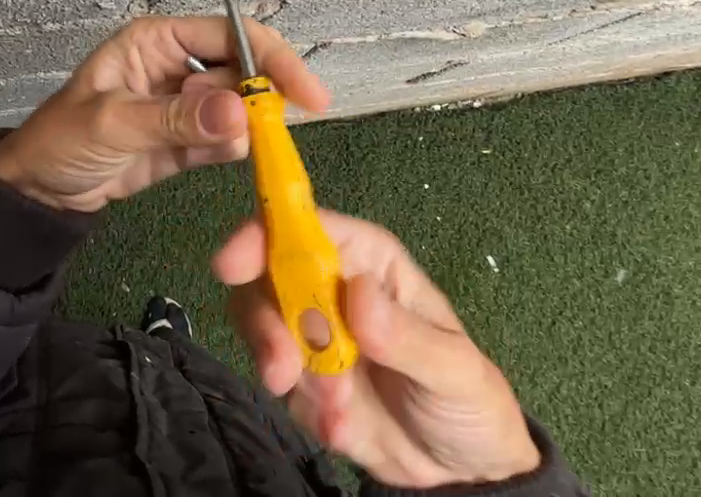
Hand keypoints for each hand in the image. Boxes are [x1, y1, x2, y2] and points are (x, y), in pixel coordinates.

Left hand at [0, 16, 329, 212]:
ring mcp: (185, 104)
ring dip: (243, 129)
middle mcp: (177, 65)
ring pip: (240, 107)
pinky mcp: (189, 140)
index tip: (308, 94)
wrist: (41, 190)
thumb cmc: (61, 140)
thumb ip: (174, 119)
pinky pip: (227, 140)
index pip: (228, 34)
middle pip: (243, 70)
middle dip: (254, 101)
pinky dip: (231, 150)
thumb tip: (239, 113)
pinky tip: (208, 158)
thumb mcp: (110, 123)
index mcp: (156, 41)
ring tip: (200, 147)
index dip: (272, 58)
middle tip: (249, 132)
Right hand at [214, 210, 540, 487]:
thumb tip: (355, 292)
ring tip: (335, 408)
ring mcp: (306, 329)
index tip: (232, 265)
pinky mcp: (295, 373)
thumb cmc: (469, 400)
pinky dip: (300, 403)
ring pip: (257, 319)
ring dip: (281, 363)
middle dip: (265, 320)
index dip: (262, 234)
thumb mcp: (455, 371)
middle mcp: (326, 284)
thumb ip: (407, 335)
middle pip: (264, 271)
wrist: (461, 473)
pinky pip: (272, 372)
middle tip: (283, 369)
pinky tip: (340, 427)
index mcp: (365, 260)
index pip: (304, 227)